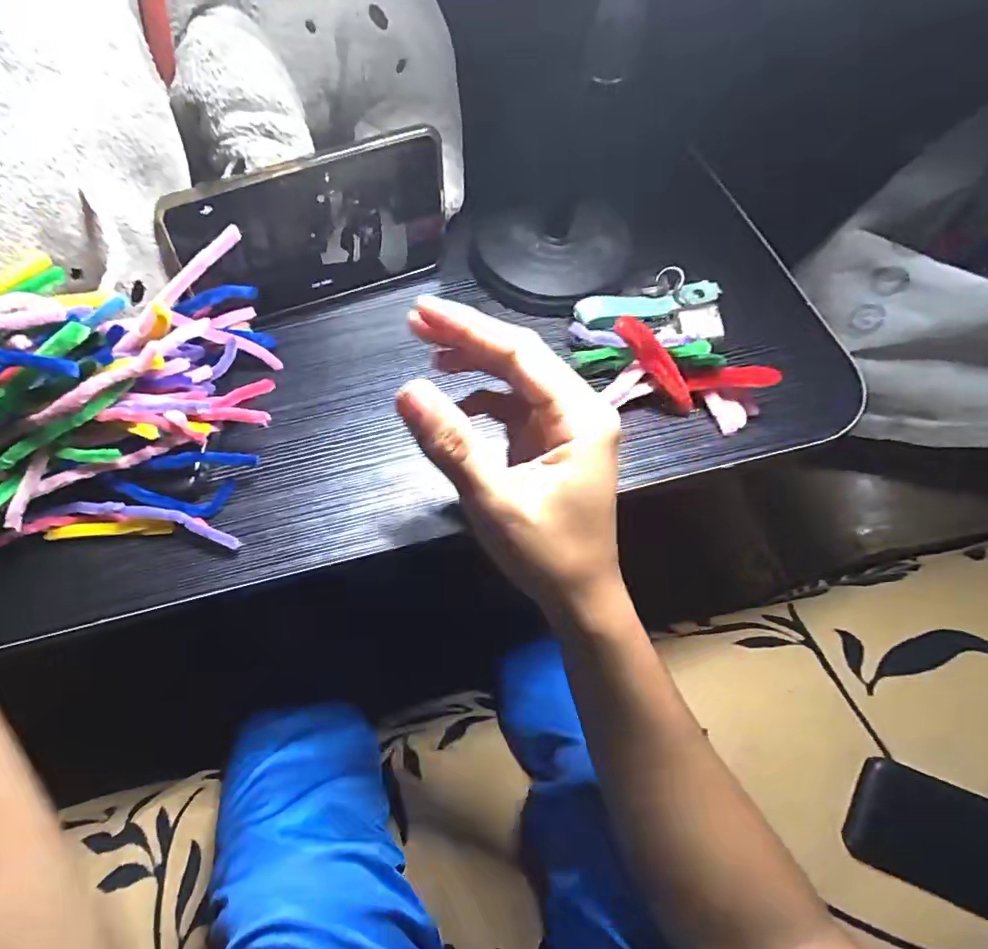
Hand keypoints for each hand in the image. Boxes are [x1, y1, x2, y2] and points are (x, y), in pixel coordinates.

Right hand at [397, 295, 622, 618]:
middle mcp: (579, 411)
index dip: (469, 329)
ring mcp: (565, 428)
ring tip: (430, 356)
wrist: (579, 598)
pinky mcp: (549, 446)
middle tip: (415, 323)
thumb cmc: (546, 553)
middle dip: (468, 340)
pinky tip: (457, 406)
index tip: (422, 312)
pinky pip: (513, 410)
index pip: (519, 355)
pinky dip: (482, 402)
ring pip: (515, 382)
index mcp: (580, 416)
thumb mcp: (493, 499)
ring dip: (474, 367)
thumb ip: (451, 444)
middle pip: (519, 360)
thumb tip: (407, 391)